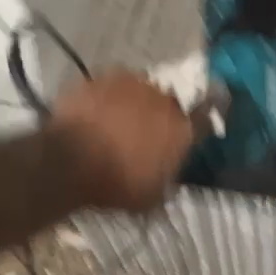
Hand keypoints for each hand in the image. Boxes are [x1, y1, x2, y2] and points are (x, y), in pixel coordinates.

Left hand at [46, 72, 192, 212]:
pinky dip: (107, 95)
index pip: (204, 118)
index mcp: (181, 130)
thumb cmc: (114, 184)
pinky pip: (113, 84)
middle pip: (169, 104)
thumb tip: (168, 180)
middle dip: (159, 115)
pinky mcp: (106, 75)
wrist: (71, 159)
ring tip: (114, 121)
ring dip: (133, 102)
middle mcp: (164, 100)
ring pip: (141, 90)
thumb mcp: (147, 199)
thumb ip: (165, 182)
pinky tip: (93, 112)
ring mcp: (135, 82)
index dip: (201, 120)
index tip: (195, 123)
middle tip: (141, 134)